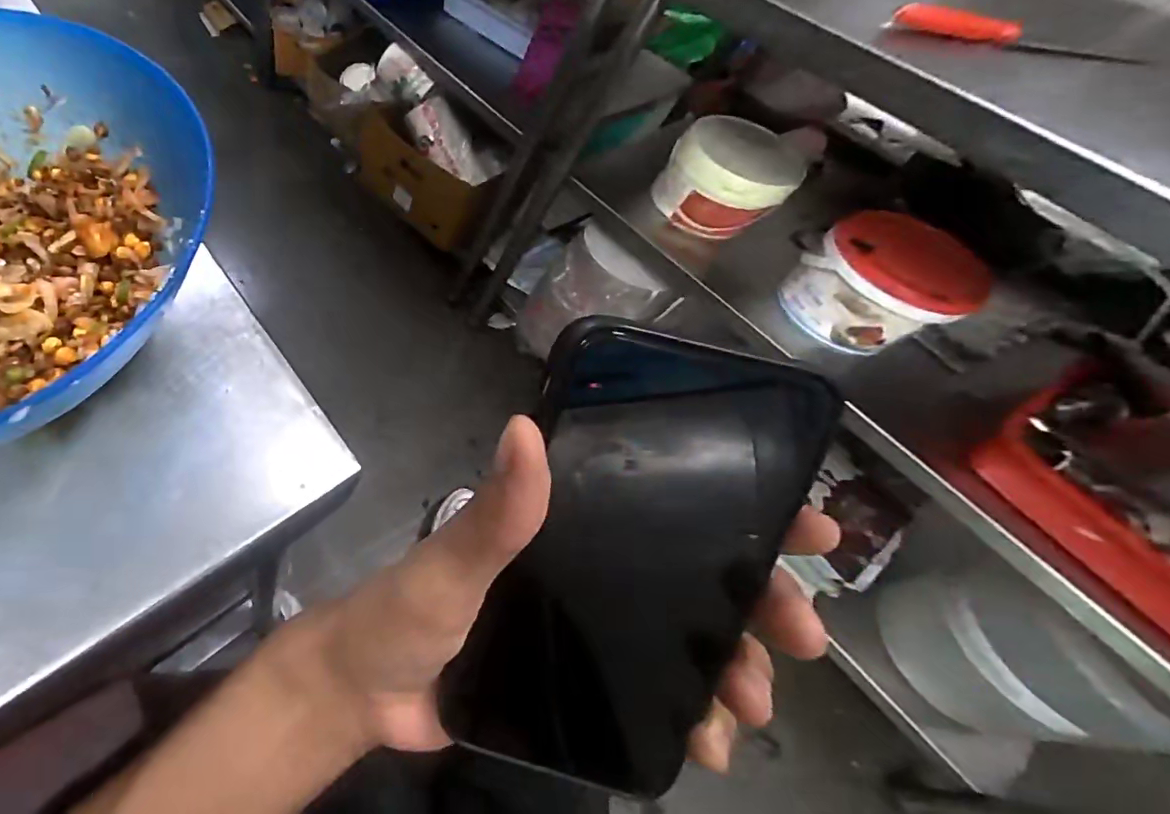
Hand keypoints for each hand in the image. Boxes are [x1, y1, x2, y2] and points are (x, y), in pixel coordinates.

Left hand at [282, 414, 839, 770]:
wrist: (366, 691)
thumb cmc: (405, 613)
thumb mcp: (453, 561)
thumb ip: (495, 510)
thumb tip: (524, 428)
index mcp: (553, 526)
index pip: (649, 503)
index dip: (729, 508)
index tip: (803, 527)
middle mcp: (575, 567)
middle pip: (685, 574)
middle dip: (752, 600)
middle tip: (799, 634)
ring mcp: (577, 627)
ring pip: (678, 638)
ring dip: (730, 666)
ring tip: (751, 702)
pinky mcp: (571, 681)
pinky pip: (648, 694)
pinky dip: (689, 713)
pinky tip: (709, 740)